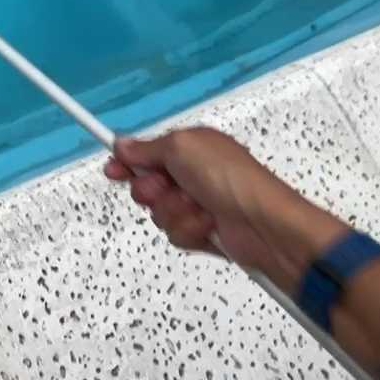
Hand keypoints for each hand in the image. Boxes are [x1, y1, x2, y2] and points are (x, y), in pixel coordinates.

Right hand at [103, 128, 348, 288]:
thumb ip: (145, 148)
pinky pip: (176, 234)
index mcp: (190, 149)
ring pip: (158, 212)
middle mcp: (192, 175)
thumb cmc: (228, 177)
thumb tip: (122, 145)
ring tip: (199, 209)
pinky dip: (190, 230)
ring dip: (175, 211)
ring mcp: (198, 205)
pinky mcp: (204, 233)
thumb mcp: (181, 147)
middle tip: (166, 189)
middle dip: (152, 190)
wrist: (267, 226)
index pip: (145, 154)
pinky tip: (207, 226)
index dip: (126, 162)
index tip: (112, 170)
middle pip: (146, 184)